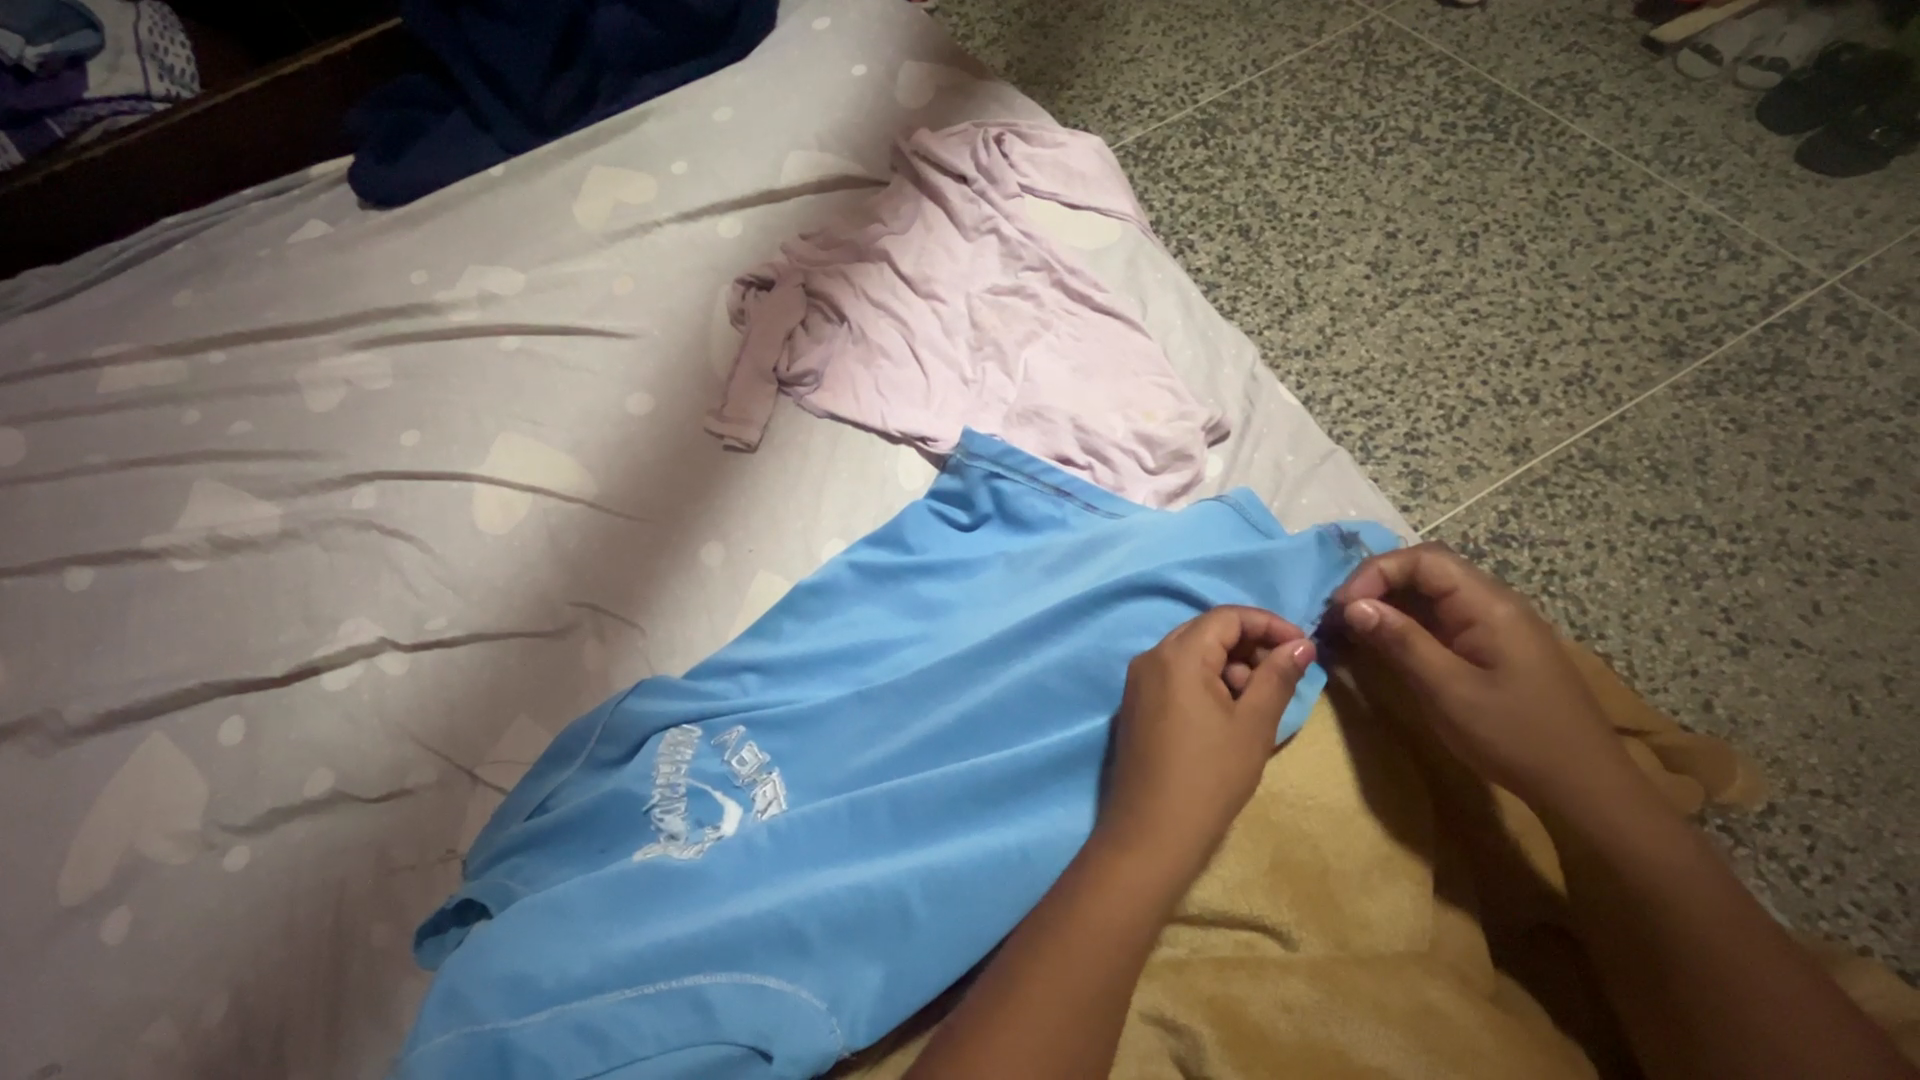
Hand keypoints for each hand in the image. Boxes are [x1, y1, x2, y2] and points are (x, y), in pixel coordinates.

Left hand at [1098, 607, 1314, 878]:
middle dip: (1249, 645)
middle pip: (1206, 631)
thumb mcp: (1253, 724)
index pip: (1227, 616)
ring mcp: (1137, 683)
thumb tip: (1301, 645)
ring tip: (1257, 704)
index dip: (1269, 625)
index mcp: (1177, 655)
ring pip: (1190, 655)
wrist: (1152, 832)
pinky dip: (1206, 683)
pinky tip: (1227, 716)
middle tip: (1283, 676)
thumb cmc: (1210, 776)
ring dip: (1228, 666)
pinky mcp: (1135, 706)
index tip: (1302, 648)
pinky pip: (1175, 677)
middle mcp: (1150, 658)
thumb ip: (1277, 677)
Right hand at [1331, 542, 1642, 819]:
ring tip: (1353, 627)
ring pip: (1434, 593)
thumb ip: (1401, 642)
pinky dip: (1408, 622)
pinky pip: (1444, 618)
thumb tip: (1353, 605)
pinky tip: (1385, 642)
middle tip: (1340, 614)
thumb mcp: (1448, 691)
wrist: (1583, 784)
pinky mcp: (1493, 646)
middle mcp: (1495, 603)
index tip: (1341, 607)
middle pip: (1428, 569)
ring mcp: (1497, 625)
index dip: (1375, 572)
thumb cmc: (1514, 736)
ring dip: (1390, 602)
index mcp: (1489, 606)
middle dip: (1378, 583)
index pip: (1424, 560)